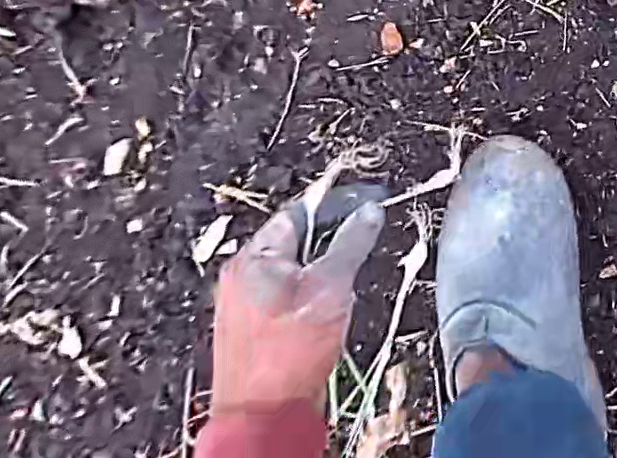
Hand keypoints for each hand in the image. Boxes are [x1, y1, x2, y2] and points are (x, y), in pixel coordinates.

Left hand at [209, 196, 384, 413]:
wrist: (264, 416)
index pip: (301, 209)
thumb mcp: (332, 285)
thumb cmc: (292, 349)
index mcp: (254, 258)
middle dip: (336, 229)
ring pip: (298, 259)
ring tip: (356, 260)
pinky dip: (316, 277)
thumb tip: (370, 210)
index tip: (373, 200)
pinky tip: (336, 289)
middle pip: (299, 233)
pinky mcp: (256, 320)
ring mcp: (246, 298)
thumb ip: (352, 241)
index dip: (340, 201)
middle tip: (370, 228)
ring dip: (328, 255)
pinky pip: (292, 282)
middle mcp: (244, 273)